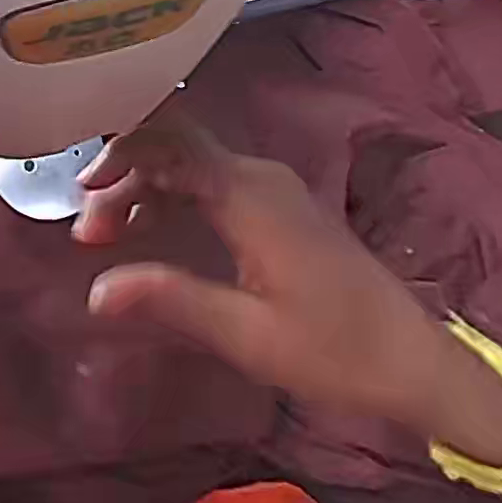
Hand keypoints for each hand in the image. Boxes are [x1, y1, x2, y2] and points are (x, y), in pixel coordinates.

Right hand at [76, 106, 501, 462]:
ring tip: (105, 236)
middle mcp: (256, 176)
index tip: (84, 185)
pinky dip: (167, 199)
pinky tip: (146, 229)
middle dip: (122, 180)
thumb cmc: (337, 350)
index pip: (174, 140)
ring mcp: (265, 186)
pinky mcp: (268, 203)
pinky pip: (204, 182)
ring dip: (140, 191)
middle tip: (88, 234)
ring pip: (184, 165)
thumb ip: (171, 299)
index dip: (123, 148)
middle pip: (172, 150)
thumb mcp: (248, 334)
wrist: (417, 362)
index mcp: (250, 194)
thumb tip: (95, 290)